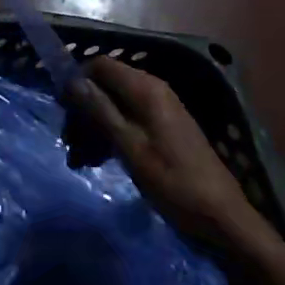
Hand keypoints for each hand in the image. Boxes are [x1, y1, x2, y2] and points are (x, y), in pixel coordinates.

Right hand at [67, 56, 274, 254]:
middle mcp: (153, 90)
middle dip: (84, 111)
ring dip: (94, 128)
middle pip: (107, 86)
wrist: (223, 218)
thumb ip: (101, 111)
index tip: (62, 111)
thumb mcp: (130, 147)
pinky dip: (111, 136)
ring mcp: (161, 110)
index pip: (101, 65)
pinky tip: (98, 161)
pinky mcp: (165, 129)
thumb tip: (73, 81)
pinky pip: (129, 121)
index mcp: (146, 88)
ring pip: (116, 106)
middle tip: (69, 144)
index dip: (78, 81)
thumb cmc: (173, 182)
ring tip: (79, 160)